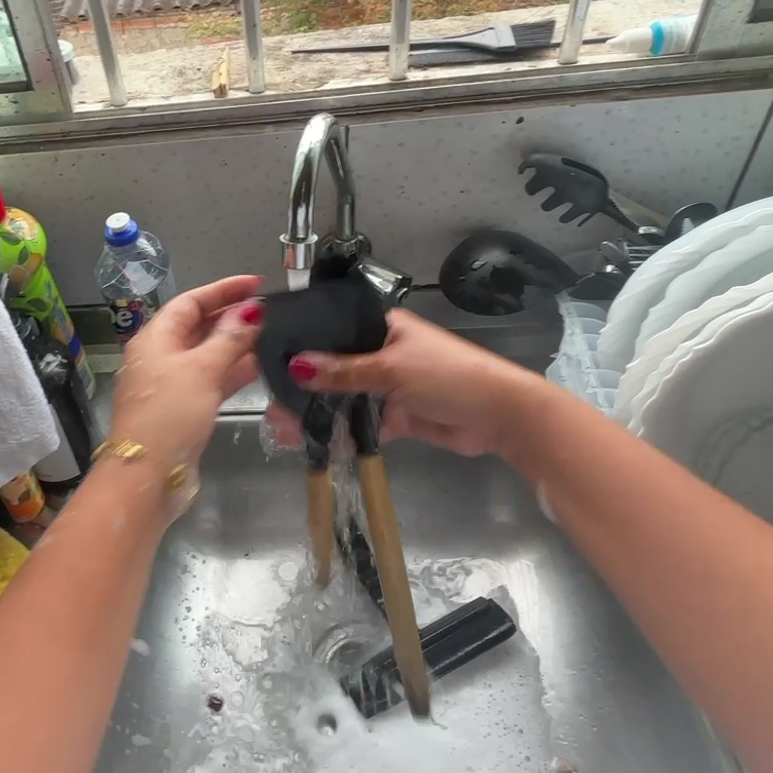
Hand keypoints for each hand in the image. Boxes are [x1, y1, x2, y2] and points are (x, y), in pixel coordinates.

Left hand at [108, 275, 264, 469]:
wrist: (148, 476)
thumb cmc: (170, 414)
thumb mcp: (201, 370)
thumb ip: (229, 339)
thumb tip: (251, 311)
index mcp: (155, 338)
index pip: (191, 301)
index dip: (223, 289)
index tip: (256, 283)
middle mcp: (160, 356)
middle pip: (198, 326)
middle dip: (232, 316)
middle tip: (269, 310)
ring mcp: (171, 384)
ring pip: (207, 354)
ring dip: (236, 344)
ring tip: (272, 334)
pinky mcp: (183, 409)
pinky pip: (210, 380)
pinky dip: (232, 372)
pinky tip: (259, 367)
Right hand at [285, 308, 536, 456]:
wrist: (500, 416)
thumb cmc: (448, 375)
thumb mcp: (391, 369)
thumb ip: (342, 371)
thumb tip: (296, 365)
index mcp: (382, 327)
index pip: (334, 330)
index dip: (304, 346)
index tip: (272, 364)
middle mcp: (382, 352)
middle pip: (335, 369)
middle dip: (306, 389)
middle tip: (275, 409)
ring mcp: (390, 386)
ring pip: (347, 399)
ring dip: (321, 414)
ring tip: (287, 431)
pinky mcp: (399, 416)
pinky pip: (364, 423)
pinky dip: (344, 434)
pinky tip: (318, 445)